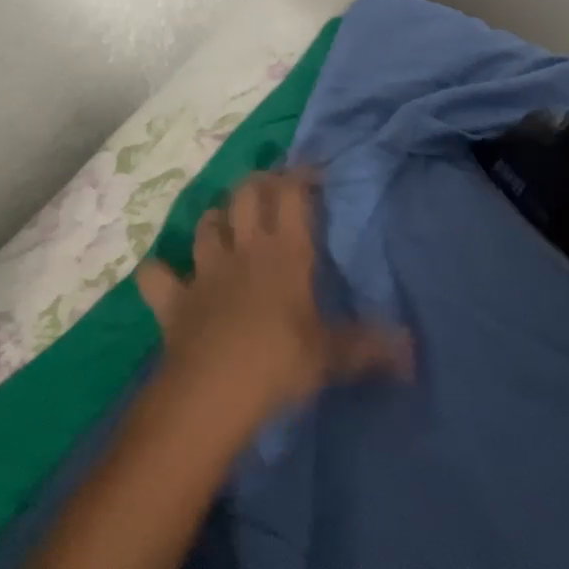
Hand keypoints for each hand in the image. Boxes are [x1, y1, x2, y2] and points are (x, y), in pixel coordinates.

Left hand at [135, 170, 409, 415]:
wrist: (210, 396)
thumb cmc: (279, 364)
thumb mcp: (333, 356)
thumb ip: (370, 348)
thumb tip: (412, 355)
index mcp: (286, 253)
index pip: (292, 194)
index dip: (302, 174)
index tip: (315, 172)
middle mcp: (244, 251)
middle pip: (246, 195)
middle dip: (259, 183)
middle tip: (274, 188)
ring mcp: (204, 273)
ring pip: (206, 225)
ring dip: (216, 218)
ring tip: (228, 222)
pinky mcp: (172, 302)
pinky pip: (156, 276)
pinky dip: (159, 271)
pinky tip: (164, 273)